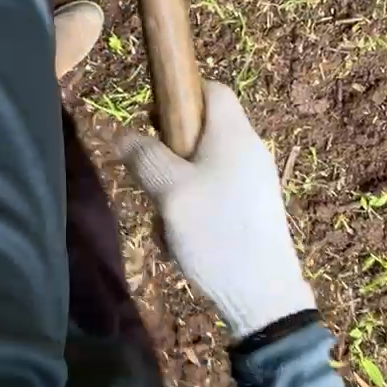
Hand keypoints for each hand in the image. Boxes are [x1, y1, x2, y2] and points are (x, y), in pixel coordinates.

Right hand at [119, 81, 315, 337]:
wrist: (265, 297)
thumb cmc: (217, 231)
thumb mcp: (170, 191)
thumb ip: (146, 157)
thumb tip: (122, 135)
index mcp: (234, 133)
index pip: (211, 88)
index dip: (181, 94)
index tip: (153, 119)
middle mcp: (248, 149)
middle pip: (203, 129)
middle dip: (171, 153)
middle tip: (152, 180)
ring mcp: (254, 180)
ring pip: (204, 166)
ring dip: (177, 188)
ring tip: (166, 222)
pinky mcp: (253, 208)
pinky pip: (215, 192)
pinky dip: (195, 208)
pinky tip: (182, 242)